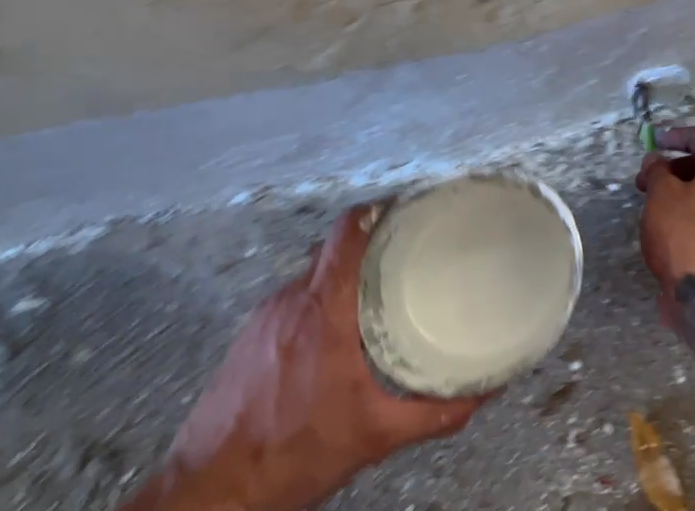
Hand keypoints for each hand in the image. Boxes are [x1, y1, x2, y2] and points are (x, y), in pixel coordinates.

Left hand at [124, 205, 492, 510]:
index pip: (346, 233)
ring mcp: (263, 319)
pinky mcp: (247, 339)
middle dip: (370, 244)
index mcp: (323, 311)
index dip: (377, 211)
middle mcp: (289, 303)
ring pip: (310, 274)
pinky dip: (319, 301)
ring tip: (380, 289)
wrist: (209, 493)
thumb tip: (484, 392)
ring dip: (343, 275)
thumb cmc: (291, 455)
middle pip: (333, 249)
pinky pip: (292, 300)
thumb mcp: (376, 436)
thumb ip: (436, 412)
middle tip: (409, 253)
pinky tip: (339, 329)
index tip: (407, 210)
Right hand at [636, 127, 694, 328]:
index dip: (676, 136)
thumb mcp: (662, 193)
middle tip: (643, 178)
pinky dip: (678, 205)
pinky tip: (658, 218)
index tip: (653, 142)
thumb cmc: (680, 232)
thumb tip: (656, 161)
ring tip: (646, 199)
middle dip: (669, 165)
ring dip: (671, 186)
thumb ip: (657, 169)